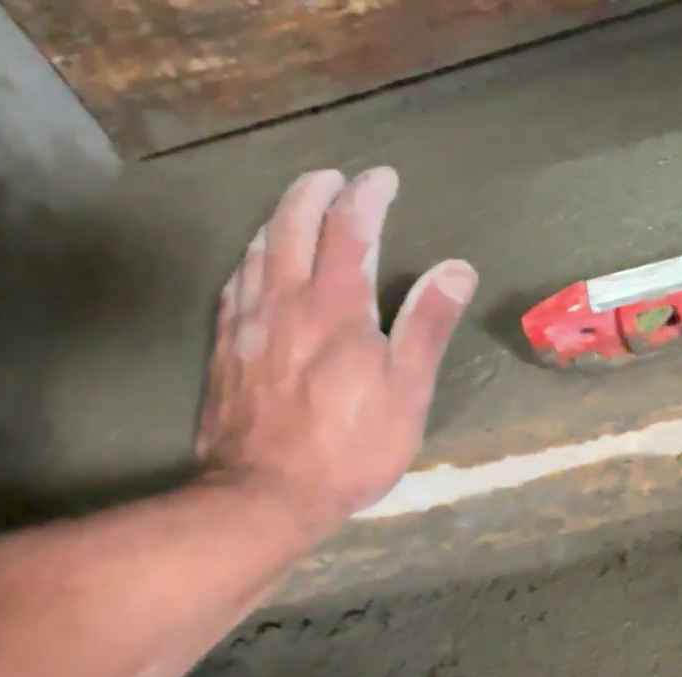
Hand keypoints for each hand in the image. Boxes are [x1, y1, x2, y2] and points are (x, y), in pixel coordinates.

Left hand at [196, 168, 475, 533]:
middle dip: (315, 190)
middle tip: (334, 178)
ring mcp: (249, 321)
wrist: (267, 493)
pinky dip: (252, 256)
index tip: (383, 178)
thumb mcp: (406, 393)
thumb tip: (456, 268)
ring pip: (260, 247)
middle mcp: (287, 300)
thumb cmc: (350, 448)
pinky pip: (235, 282)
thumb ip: (427, 326)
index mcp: (337, 308)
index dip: (368, 195)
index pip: (350, 228)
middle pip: (294, 223)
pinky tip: (257, 262)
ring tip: (298, 206)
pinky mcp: (226, 347)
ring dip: (281, 216)